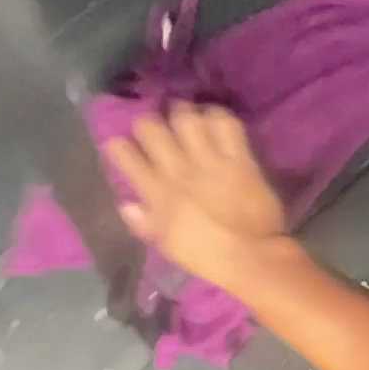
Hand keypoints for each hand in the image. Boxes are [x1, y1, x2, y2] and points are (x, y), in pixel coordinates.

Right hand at [103, 104, 290, 296]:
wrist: (251, 256)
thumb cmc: (205, 255)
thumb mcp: (166, 243)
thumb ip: (144, 222)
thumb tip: (126, 204)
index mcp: (158, 194)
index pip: (127, 158)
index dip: (117, 146)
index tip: (117, 143)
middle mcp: (179, 171)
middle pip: (152, 129)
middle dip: (147, 123)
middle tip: (153, 127)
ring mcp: (209, 161)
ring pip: (187, 119)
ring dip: (181, 113)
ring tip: (182, 115)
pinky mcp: (239, 158)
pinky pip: (225, 124)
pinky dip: (217, 115)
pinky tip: (213, 119)